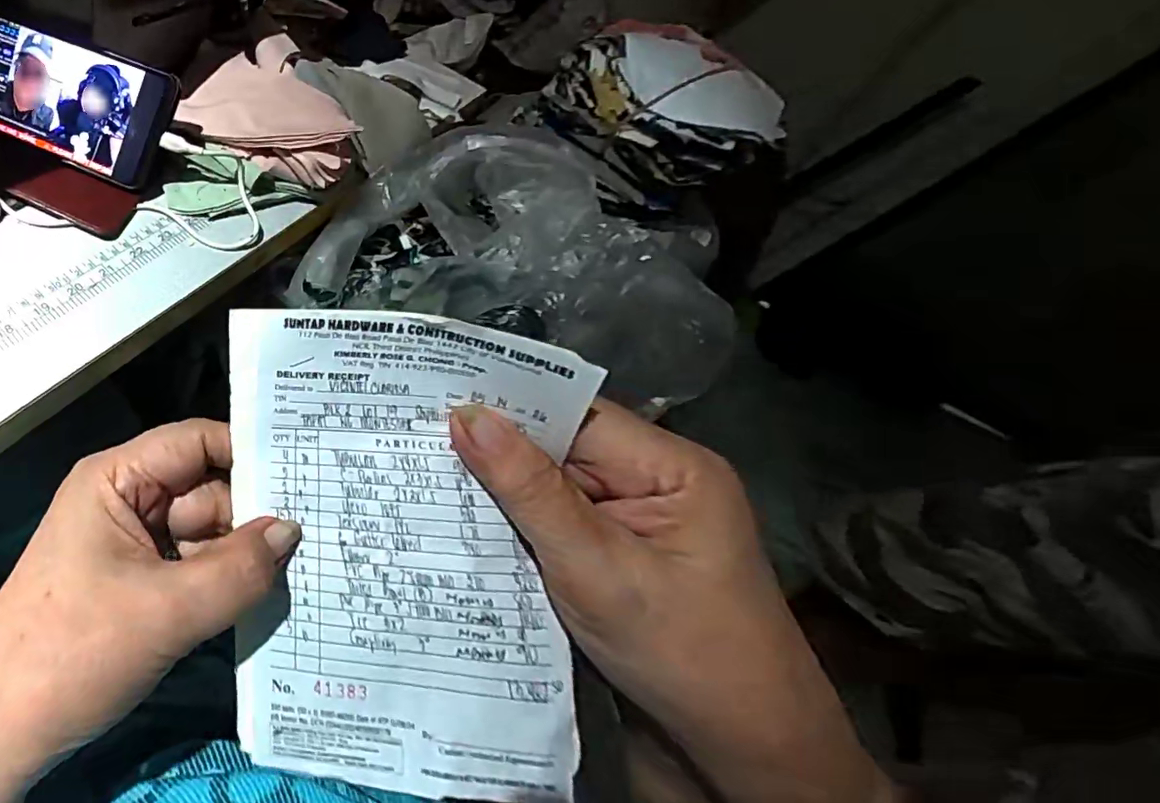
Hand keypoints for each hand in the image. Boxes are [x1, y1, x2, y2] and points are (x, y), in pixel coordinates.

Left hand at [0, 420, 299, 802]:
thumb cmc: (71, 653)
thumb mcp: (165, 611)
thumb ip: (237, 569)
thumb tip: (293, 531)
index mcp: (118, 478)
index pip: (196, 442)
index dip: (248, 451)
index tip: (305, 470)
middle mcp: (129, 498)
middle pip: (208, 488)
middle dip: (250, 516)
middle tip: (313, 537)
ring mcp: (134, 540)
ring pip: (207, 530)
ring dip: (241, 555)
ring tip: (292, 574)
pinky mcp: (141, 579)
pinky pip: (196, 564)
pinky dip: (224, 580)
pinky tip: (258, 597)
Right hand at [449, 402, 892, 802]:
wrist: (742, 767)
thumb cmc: (681, 657)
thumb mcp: (597, 568)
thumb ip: (530, 490)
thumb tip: (468, 416)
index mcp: (670, 467)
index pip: (574, 413)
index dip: (509, 404)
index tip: (438, 395)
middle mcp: (650, 483)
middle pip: (557, 447)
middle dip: (495, 449)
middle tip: (417, 436)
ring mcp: (629, 524)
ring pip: (547, 487)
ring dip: (498, 490)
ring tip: (426, 472)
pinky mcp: (611, 559)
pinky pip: (551, 523)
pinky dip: (513, 525)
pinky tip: (463, 521)